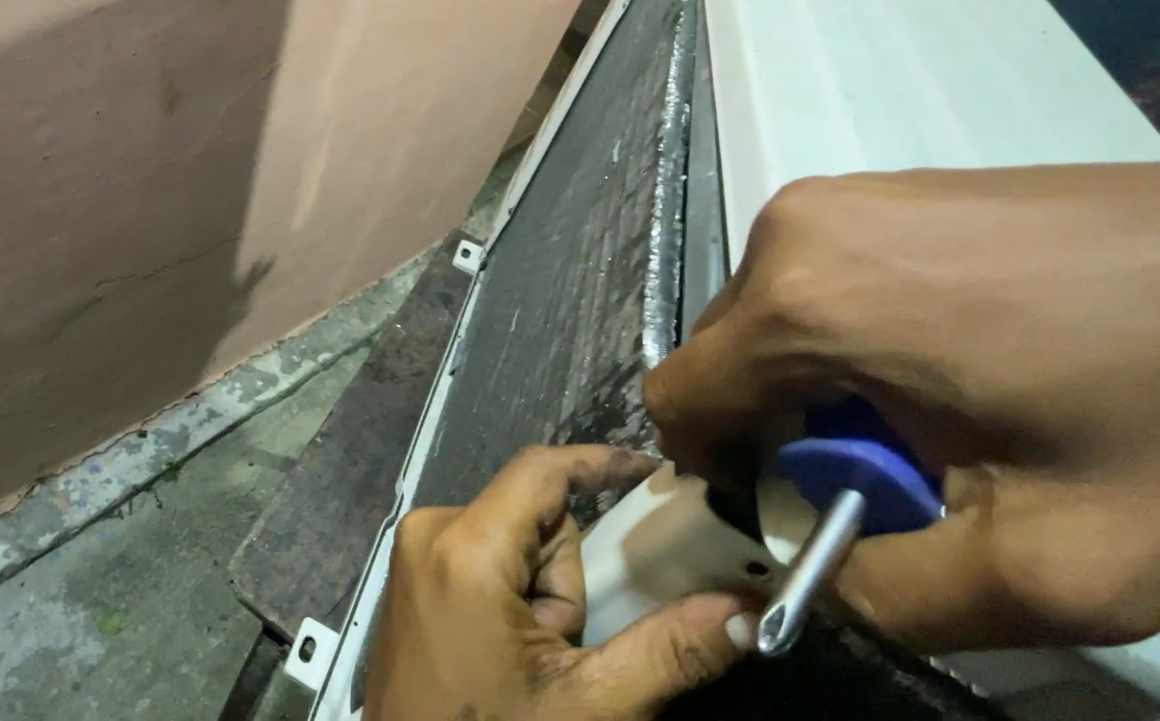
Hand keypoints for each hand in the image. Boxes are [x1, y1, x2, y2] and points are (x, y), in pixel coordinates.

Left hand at [366, 445, 757, 720]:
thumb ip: (671, 650)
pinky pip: (480, 551)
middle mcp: (431, 528)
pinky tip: (499, 648)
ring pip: (510, 536)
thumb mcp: (591, 704)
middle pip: (533, 514)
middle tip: (555, 647)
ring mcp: (414, 548)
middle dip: (560, 575)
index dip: (598, 462)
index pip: (541, 470)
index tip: (655, 471)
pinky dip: (506, 589)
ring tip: (524, 657)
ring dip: (535, 589)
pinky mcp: (410, 568)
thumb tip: (749, 610)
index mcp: (466, 545)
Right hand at [644, 164, 1159, 652]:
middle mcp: (784, 234)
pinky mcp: (865, 188)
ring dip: (811, 375)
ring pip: (760, 317)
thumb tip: (813, 578)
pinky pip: (805, 276)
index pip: (677, 397)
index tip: (799, 497)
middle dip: (777, 423)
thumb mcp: (1066, 564)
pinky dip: (841, 326)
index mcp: (800, 306)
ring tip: (931, 400)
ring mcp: (825, 199)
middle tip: (894, 460)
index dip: (713, 465)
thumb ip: (900, 598)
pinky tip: (948, 345)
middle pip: (718, 356)